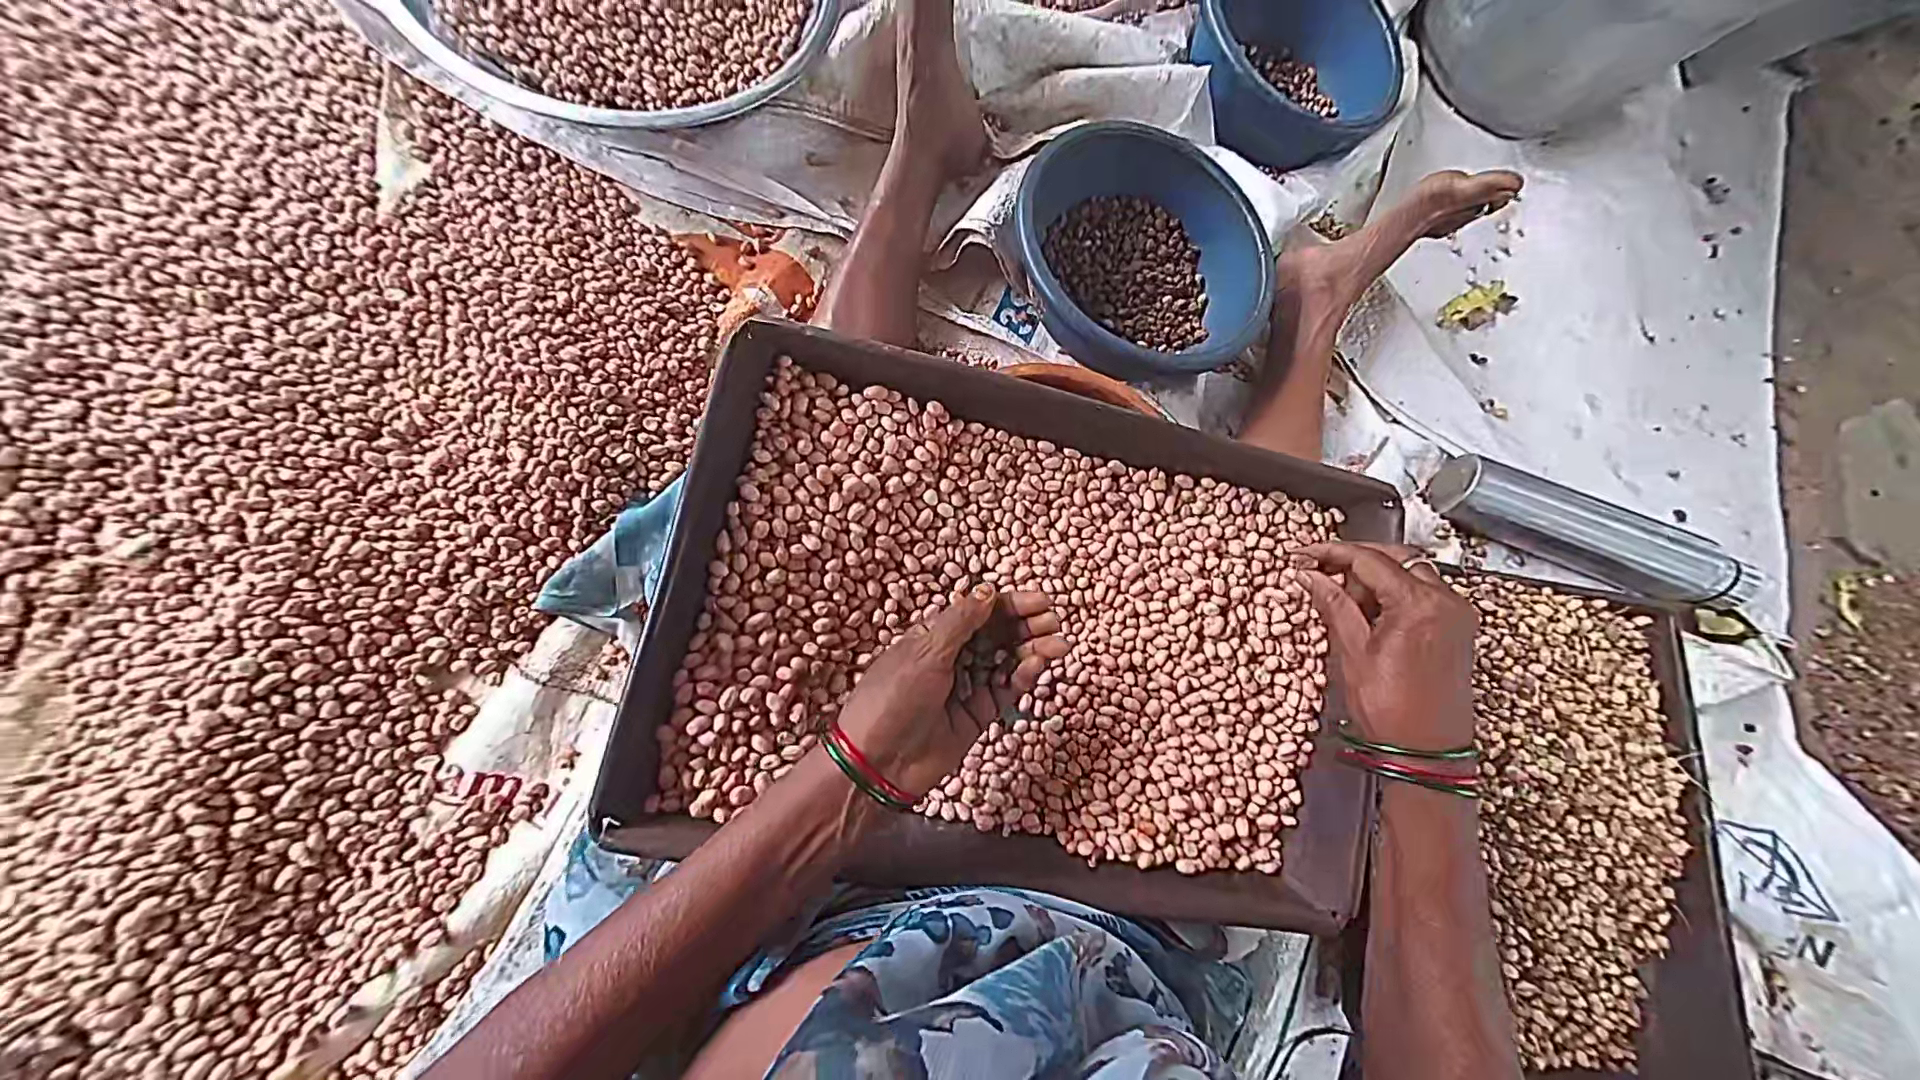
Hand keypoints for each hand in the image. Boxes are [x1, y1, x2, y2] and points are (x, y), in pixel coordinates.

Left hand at [834, 585, 1070, 800]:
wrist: (878, 762)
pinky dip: (1022, 676)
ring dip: (1032, 650)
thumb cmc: (892, 698)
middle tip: (1053, 621)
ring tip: (1057, 644)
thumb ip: (961, 622)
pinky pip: (1006, 689)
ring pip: (1007, 661)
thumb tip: (988, 592)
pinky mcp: (978, 714)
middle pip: (998, 634)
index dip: (1010, 605)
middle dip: (1027, 625)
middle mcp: (954, 657)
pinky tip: (1035, 666)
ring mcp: (968, 685)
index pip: (980, 612)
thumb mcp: (925, 652)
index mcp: (935, 635)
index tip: (1041, 601)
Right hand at [1297, 543, 1476, 751]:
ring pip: (1409, 573)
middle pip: (1395, 558)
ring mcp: (1456, 614)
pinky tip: (1366, 612)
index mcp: (1420, 604)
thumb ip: (1333, 604)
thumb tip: (1309, 575)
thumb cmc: (1392, 708)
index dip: (1331, 553)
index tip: (1303, 554)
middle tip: (1319, 572)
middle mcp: (1447, 602)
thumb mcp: (1352, 651)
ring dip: (1373, 578)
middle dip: (1354, 561)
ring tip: (1340, 599)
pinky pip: (1421, 593)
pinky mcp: (1456, 628)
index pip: (1369, 560)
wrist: (1429, 750)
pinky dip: (1391, 594)